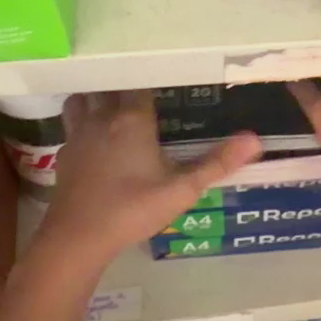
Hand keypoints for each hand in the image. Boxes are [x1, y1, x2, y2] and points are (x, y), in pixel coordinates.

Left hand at [37, 91, 262, 262]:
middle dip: (125, 85)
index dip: (154, 80)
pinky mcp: (64, 156)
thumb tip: (256, 139)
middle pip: (110, 87)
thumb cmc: (132, 209)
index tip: (169, 81)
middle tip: (144, 92)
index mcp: (133, 119)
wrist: (77, 240)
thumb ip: (218, 163)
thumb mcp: (182, 189)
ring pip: (82, 100)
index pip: (142, 84)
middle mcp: (103, 118)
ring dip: (96, 98)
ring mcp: (79, 136)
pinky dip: (83, 126)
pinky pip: (72, 127)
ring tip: (114, 107)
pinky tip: (95, 142)